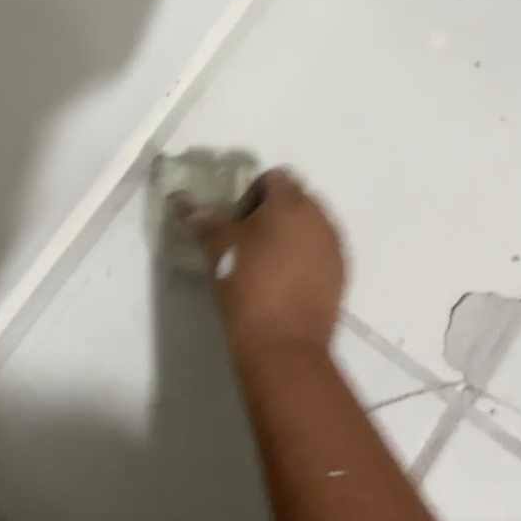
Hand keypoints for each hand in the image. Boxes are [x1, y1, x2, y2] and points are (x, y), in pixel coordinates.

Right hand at [173, 169, 347, 355]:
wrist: (283, 344)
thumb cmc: (248, 283)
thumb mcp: (217, 247)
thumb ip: (201, 218)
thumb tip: (179, 199)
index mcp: (291, 203)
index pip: (275, 177)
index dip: (252, 190)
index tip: (235, 216)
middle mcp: (320, 218)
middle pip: (296, 200)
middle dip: (272, 211)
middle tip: (245, 237)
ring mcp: (335, 248)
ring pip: (309, 227)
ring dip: (288, 234)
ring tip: (263, 260)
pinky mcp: (340, 277)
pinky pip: (319, 252)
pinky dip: (302, 257)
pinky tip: (281, 279)